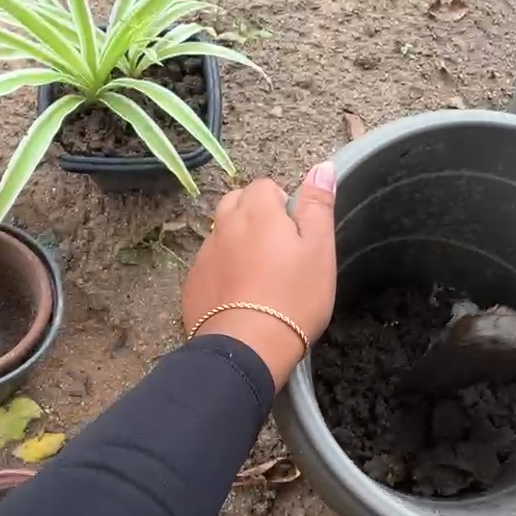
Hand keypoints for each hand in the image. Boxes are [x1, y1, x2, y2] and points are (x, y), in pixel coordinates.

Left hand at [182, 163, 336, 387]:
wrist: (247, 349)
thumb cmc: (293, 296)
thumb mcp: (320, 249)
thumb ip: (319, 204)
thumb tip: (322, 167)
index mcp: (257, 211)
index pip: (266, 186)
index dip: (284, 205)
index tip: (297, 234)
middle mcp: (224, 225)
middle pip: (238, 204)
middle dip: (257, 216)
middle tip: (281, 251)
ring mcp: (205, 255)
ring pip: (223, 234)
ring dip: (239, 243)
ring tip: (262, 275)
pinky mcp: (193, 284)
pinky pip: (211, 264)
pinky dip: (225, 270)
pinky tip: (243, 296)